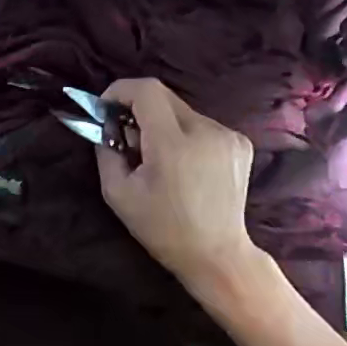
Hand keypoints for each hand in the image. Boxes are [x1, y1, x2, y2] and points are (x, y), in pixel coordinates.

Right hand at [95, 78, 259, 295]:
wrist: (217, 255)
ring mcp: (227, 135)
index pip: (146, 90)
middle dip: (138, 109)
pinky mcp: (240, 143)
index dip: (120, 90)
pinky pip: (202, 126)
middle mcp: (205, 130)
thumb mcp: (118, 194)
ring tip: (158, 158)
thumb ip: (106, 152)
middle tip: (126, 137)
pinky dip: (185, 136)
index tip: (106, 108)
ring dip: (162, 124)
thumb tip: (107, 126)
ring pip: (183, 112)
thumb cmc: (162, 229)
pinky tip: (184, 165)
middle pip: (164, 97)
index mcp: (173, 143)